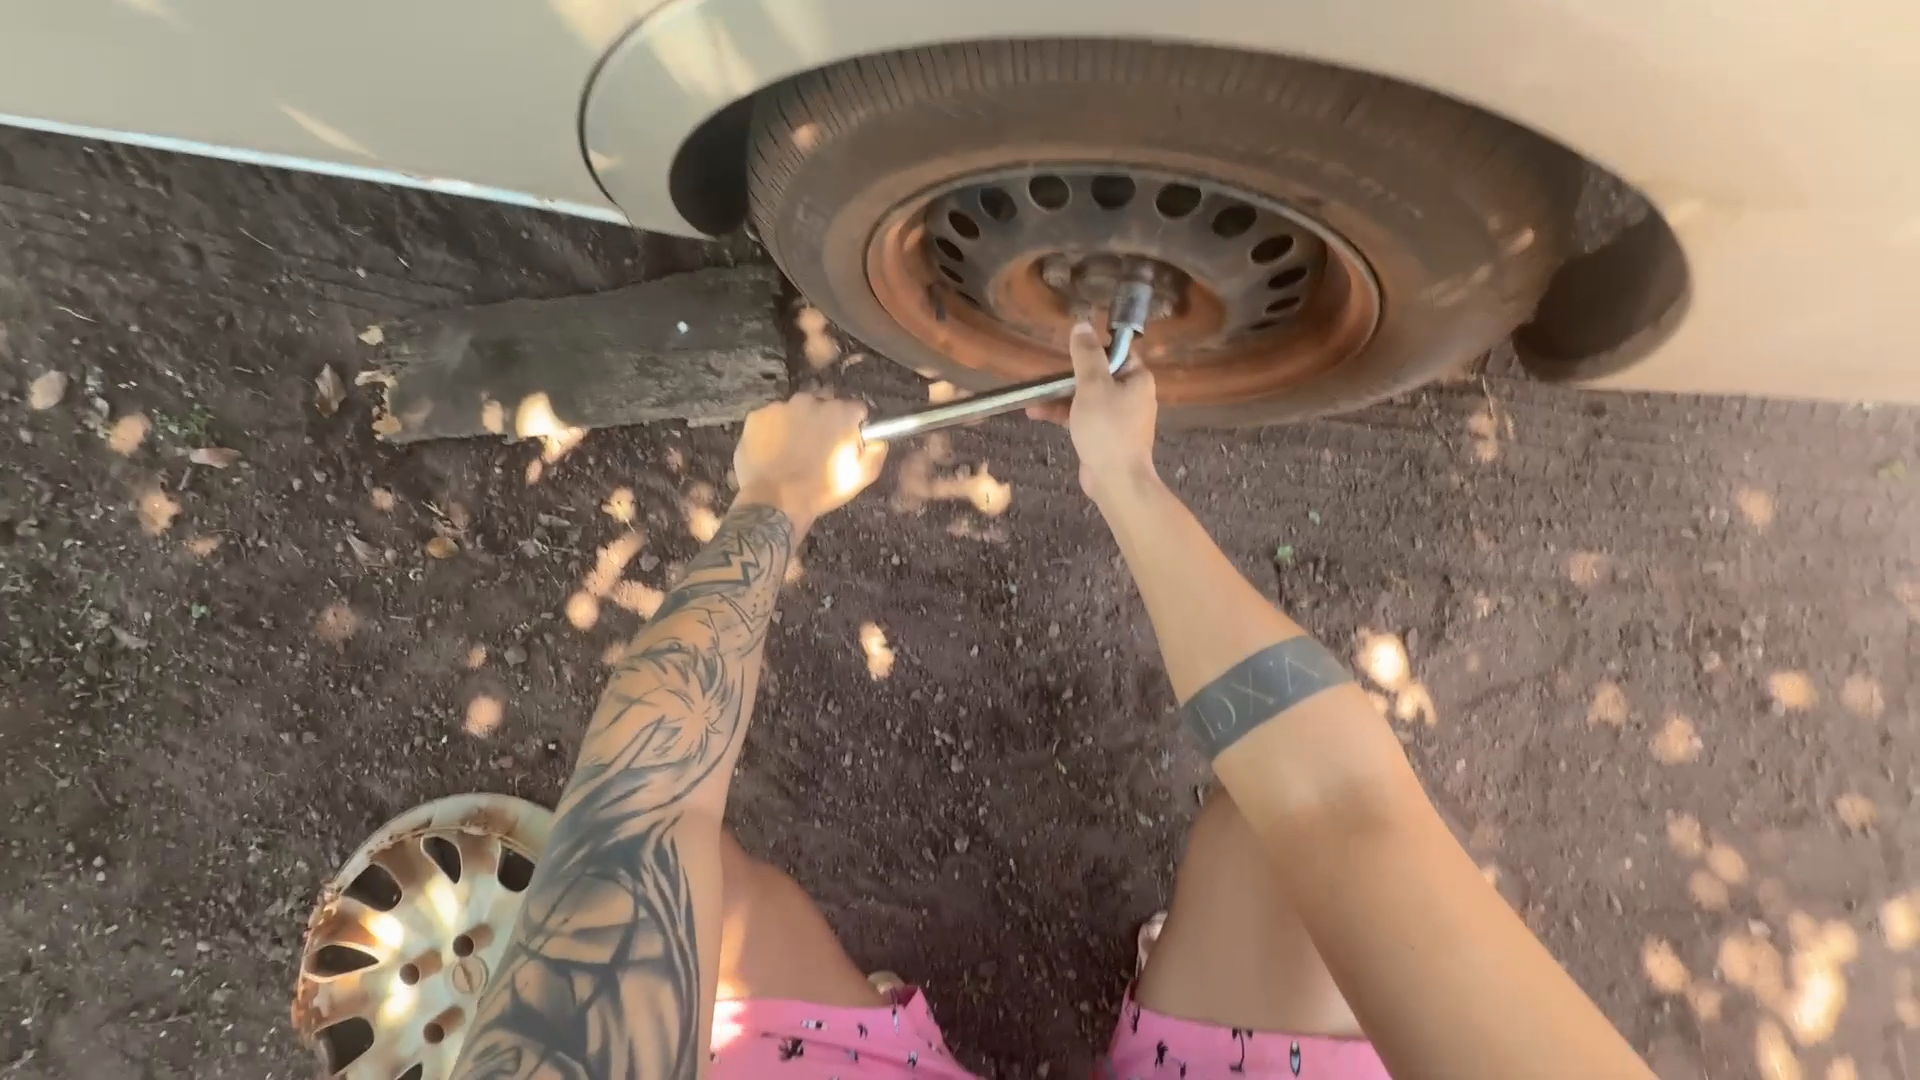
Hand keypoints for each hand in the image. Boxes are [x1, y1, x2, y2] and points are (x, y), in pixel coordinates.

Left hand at [732, 393, 885, 532]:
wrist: (775, 501)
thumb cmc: (821, 489)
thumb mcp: (860, 476)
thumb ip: (875, 452)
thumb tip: (878, 440)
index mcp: (839, 413)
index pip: (855, 409)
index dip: (853, 425)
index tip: (848, 440)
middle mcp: (810, 402)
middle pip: (823, 404)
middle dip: (824, 421)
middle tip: (818, 448)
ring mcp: (780, 407)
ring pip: (795, 410)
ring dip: (798, 424)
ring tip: (793, 452)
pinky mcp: (757, 417)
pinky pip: (771, 419)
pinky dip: (774, 431)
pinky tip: (774, 452)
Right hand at [1027, 321, 1159, 500]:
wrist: (1116, 480)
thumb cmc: (1106, 429)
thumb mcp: (1093, 386)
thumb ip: (1086, 355)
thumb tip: (1081, 325)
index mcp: (1137, 379)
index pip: (1116, 352)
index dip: (1092, 350)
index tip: (1068, 352)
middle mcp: (1132, 396)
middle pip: (1098, 376)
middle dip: (1068, 378)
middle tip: (1045, 378)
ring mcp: (1118, 418)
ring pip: (1086, 398)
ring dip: (1059, 398)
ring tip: (1032, 399)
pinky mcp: (1105, 436)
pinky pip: (1083, 418)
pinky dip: (1064, 415)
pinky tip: (1038, 414)